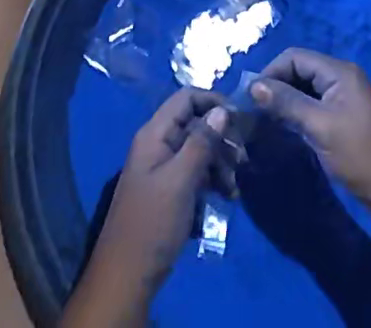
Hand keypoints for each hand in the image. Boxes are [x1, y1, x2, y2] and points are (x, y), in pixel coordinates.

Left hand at [89, 89, 229, 285]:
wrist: (128, 272)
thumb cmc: (154, 221)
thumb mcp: (181, 180)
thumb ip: (201, 143)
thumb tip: (221, 110)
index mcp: (154, 133)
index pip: (185, 98)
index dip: (213, 102)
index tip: (240, 121)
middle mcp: (158, 143)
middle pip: (195, 124)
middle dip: (221, 138)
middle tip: (242, 161)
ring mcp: (163, 167)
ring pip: (198, 149)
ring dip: (219, 163)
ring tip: (233, 188)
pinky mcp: (170, 189)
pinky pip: (195, 172)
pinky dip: (211, 180)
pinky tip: (225, 198)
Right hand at [249, 48, 370, 207]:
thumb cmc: (359, 154)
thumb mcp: (319, 126)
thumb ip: (286, 102)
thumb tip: (253, 86)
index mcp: (339, 72)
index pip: (295, 57)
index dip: (271, 72)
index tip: (253, 96)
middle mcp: (342, 77)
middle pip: (299, 69)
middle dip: (277, 84)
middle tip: (258, 107)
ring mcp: (344, 96)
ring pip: (305, 86)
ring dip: (285, 98)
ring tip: (268, 117)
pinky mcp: (344, 115)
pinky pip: (313, 102)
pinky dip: (297, 109)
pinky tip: (286, 124)